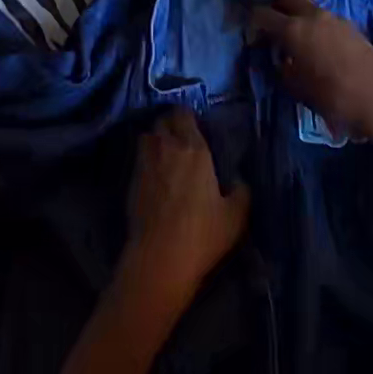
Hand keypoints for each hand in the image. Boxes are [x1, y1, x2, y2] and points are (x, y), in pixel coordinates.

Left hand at [122, 108, 250, 299]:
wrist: (159, 259)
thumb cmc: (202, 234)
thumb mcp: (236, 216)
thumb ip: (241, 191)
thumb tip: (238, 179)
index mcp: (195, 150)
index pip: (184, 115)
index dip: (188, 116)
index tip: (196, 126)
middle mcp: (167, 148)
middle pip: (162, 121)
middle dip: (170, 123)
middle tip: (180, 136)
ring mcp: (145, 164)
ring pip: (146, 136)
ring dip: (155, 138)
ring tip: (165, 151)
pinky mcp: (131, 182)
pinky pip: (138, 158)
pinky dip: (145, 158)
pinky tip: (154, 173)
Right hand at [251, 0, 372, 143]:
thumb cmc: (331, 96)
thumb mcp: (296, 86)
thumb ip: (282, 67)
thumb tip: (279, 57)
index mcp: (293, 29)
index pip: (263, 15)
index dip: (253, 24)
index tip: (251, 37)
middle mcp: (312, 16)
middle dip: (275, 4)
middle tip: (270, 25)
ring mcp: (334, 18)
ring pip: (308, 6)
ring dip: (297, 16)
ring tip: (294, 40)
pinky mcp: (349, 26)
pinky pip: (324, 18)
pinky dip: (314, 25)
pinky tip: (316, 46)